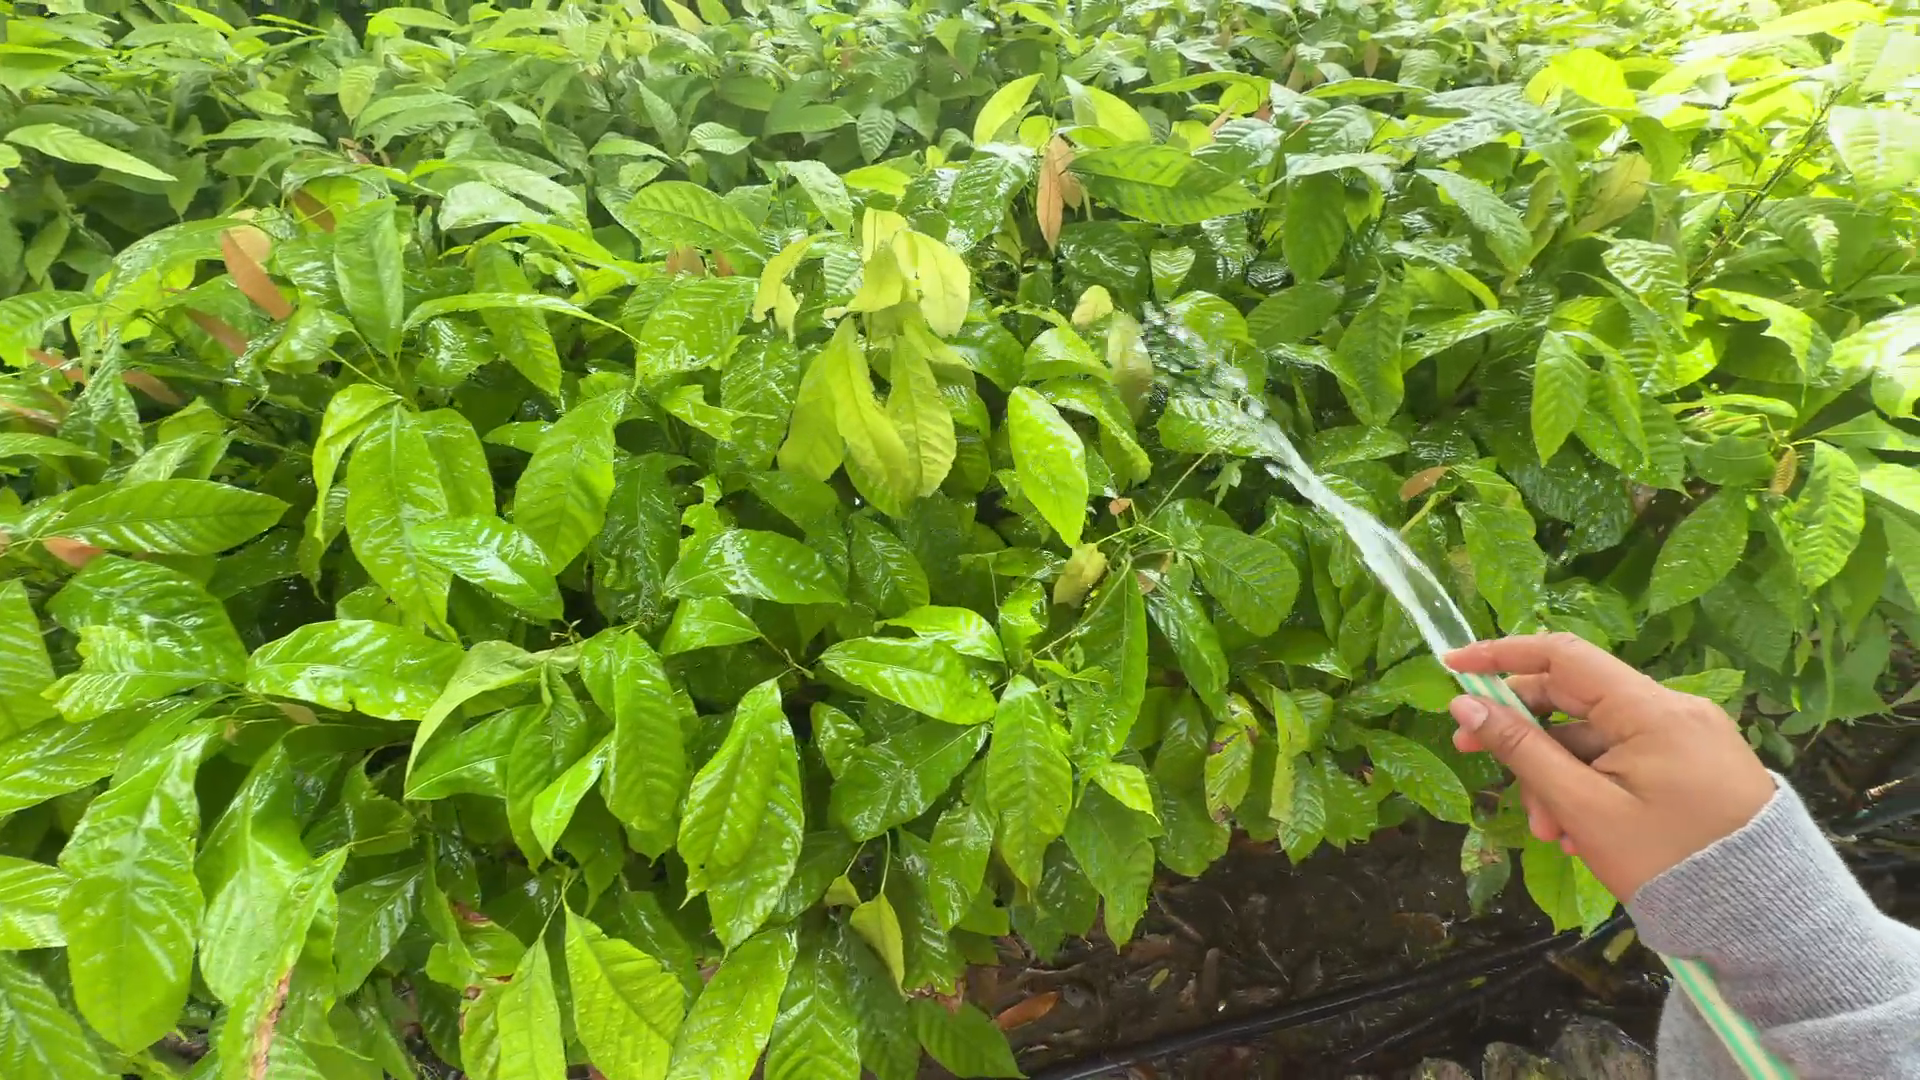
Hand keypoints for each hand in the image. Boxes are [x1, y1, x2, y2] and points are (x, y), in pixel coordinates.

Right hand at [1444, 633, 1775, 901]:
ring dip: (1551, 773)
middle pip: (1569, 698)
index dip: (1500, 654)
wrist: (1775, 932)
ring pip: (1587, 737)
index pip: (1562, 655)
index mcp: (1653, 711)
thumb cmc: (1669, 861)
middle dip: (1519, 731)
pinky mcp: (1688, 766)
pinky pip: (1616, 759)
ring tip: (1544, 828)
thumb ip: (1519, 747)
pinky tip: (1572, 828)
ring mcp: (1684, 740)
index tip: (1452, 665)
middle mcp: (1672, 712)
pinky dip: (1584, 784)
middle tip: (1469, 750)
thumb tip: (1464, 703)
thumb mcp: (1580, 805)